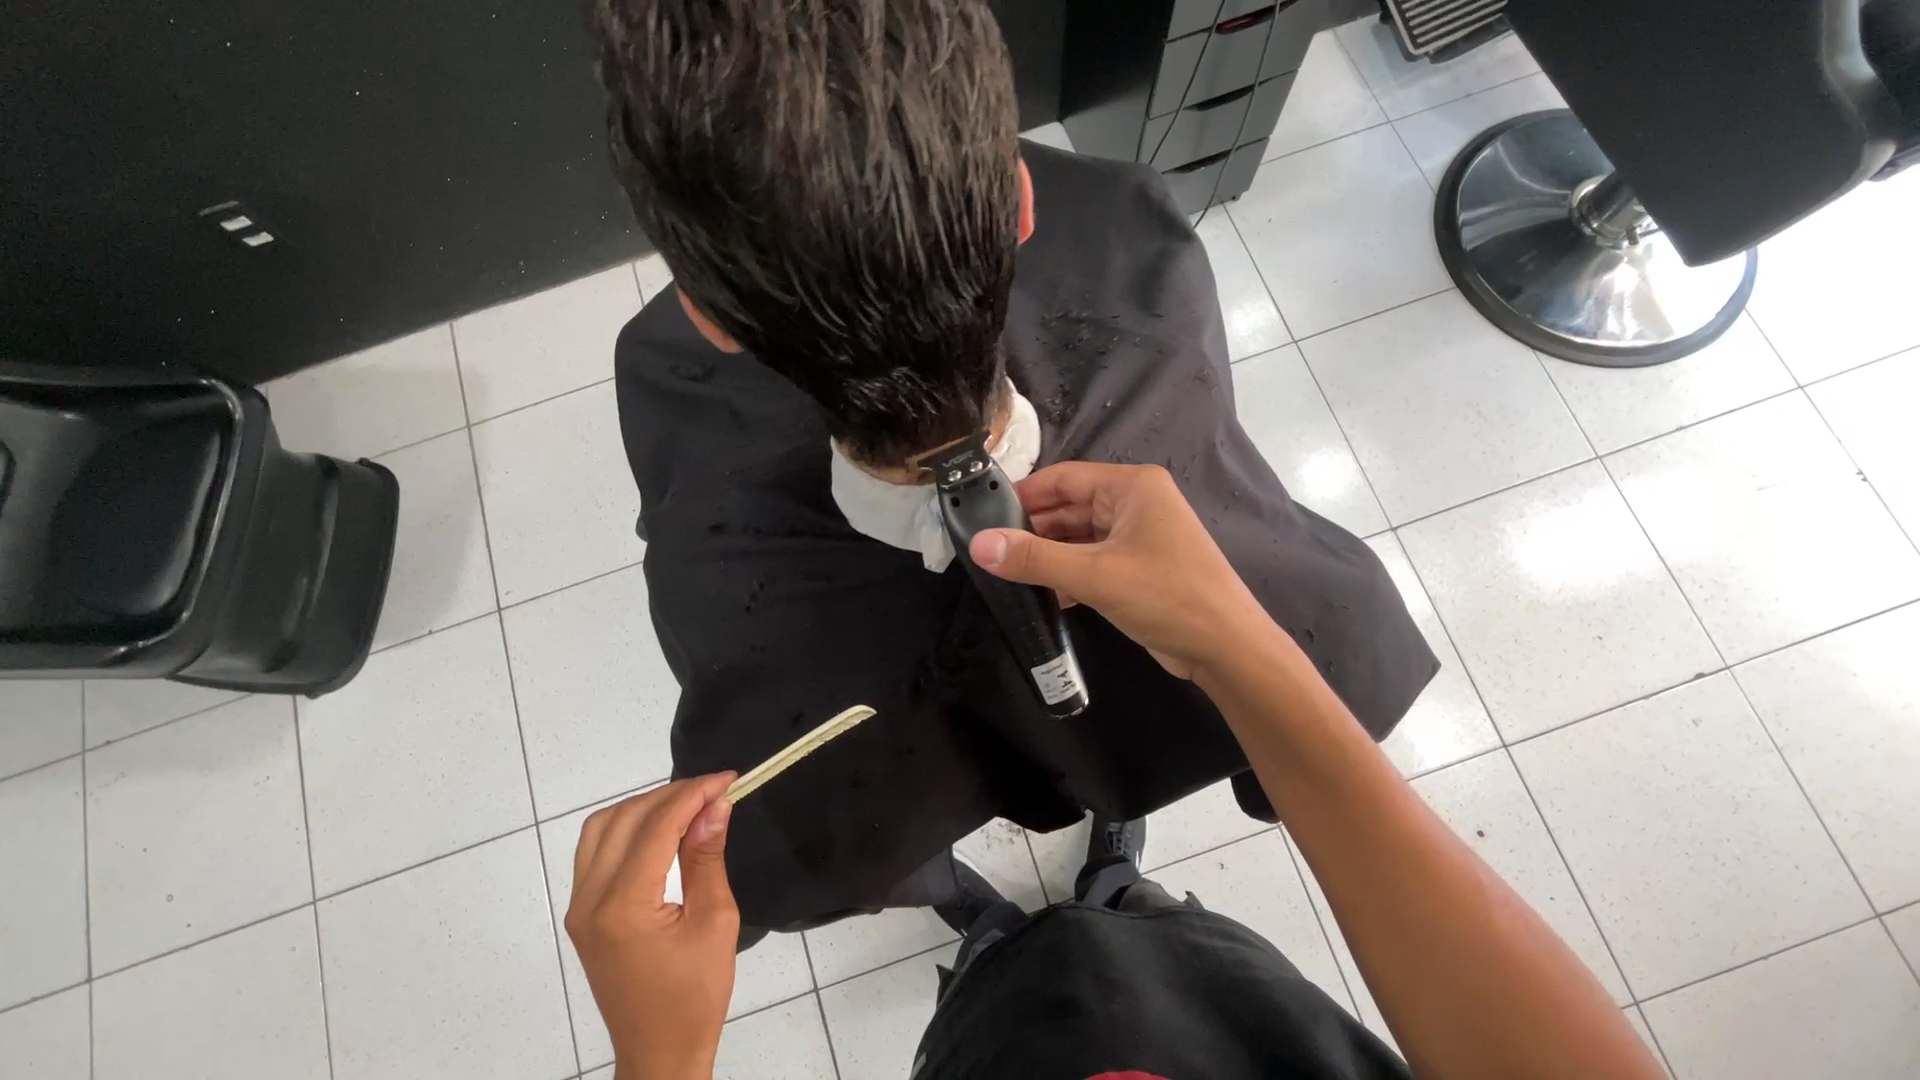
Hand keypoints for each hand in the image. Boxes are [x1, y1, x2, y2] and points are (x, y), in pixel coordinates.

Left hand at [566, 774, 738, 1079]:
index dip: (694, 794)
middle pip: (625, 819)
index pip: (657, 826)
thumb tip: (715, 806)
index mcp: (625, 906)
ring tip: (689, 805)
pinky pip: (595, 851)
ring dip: (644, 806)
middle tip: (715, 790)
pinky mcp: (581, 914)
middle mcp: (590, 900)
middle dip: (671, 795)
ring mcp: (579, 907)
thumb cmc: (696, 994)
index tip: (728, 779)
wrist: (660, 1052)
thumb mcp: (715, 922)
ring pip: (602, 828)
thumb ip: (707, 858)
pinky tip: (660, 829)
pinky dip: (627, 827)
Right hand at [969, 462, 1269, 679]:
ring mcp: (1137, 536)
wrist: (1226, 648)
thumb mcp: (1095, 575)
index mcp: (1131, 487)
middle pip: (1068, 508)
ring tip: (1005, 574)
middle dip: (1031, 530)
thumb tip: (978, 544)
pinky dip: (1067, 576)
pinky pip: (1090, 561)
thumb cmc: (1167, 597)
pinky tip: (1040, 596)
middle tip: (987, 551)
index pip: (1062, 478)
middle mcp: (1134, 503)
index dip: (1021, 495)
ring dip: (1047, 556)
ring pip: (1077, 538)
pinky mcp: (1137, 567)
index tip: (981, 514)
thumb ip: (1034, 559)